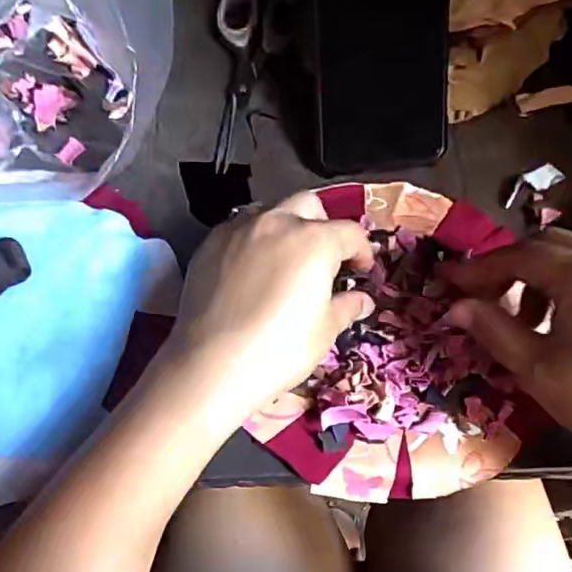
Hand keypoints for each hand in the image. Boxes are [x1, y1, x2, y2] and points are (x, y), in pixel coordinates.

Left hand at [166, 193, 373, 422]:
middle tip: (325, 257)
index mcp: (314, 241)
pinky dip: (254, 242)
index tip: (361, 270)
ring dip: (286, 228)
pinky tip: (253, 271)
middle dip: (323, 225)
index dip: (362, 251)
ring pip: (270, 212)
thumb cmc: (279, 350)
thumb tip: (360, 301)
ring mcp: (238, 230)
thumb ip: (345, 307)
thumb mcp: (324, 332)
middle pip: (309, 206)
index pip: (350, 233)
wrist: (213, 366)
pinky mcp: (209, 245)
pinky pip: (239, 231)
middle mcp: (277, 224)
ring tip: (287, 261)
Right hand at [441, 229, 571, 466]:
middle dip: (508, 265)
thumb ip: (493, 329)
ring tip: (521, 317)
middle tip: (480, 296)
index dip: (480, 267)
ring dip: (536, 274)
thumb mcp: (535, 367)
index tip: (448, 281)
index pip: (521, 256)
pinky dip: (565, 283)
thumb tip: (456, 307)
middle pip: (547, 244)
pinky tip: (557, 320)